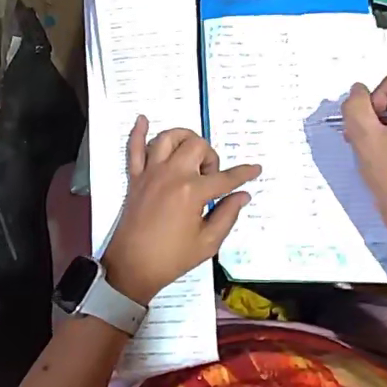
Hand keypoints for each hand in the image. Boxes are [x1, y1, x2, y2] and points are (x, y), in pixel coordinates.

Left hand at [102, 117, 260, 304]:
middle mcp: (171, 175)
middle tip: (211, 179)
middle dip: (211, 157)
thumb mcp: (208, 242)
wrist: (132, 267)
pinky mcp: (135, 178)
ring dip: (184, 139)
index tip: (255, 170)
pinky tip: (143, 119)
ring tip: (191, 154)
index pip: (225, 177)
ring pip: (168, 138)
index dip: (244, 174)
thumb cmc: (172, 258)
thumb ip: (227, 215)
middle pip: (197, 146)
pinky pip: (134, 149)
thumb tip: (242, 196)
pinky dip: (138, 132)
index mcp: (192, 192)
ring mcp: (150, 173)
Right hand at [341, 66, 386, 238]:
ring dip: (374, 122)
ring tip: (365, 145)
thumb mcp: (367, 139)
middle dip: (374, 110)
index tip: (375, 124)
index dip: (379, 94)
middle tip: (363, 136)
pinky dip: (381, 133)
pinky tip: (372, 151)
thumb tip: (357, 91)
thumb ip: (356, 107)